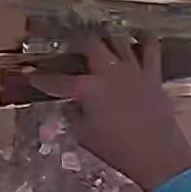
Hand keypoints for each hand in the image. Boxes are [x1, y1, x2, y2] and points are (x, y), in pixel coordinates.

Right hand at [29, 34, 190, 190]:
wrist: (158, 157)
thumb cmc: (117, 150)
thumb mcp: (84, 136)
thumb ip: (73, 115)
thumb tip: (69, 104)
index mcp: (88, 89)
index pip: (58, 80)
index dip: (41, 78)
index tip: (32, 75)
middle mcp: (109, 72)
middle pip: (89, 43)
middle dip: (75, 41)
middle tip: (70, 45)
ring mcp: (133, 69)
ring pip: (117, 39)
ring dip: (105, 36)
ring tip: (99, 37)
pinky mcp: (152, 74)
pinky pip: (151, 48)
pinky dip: (145, 39)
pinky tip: (139, 35)